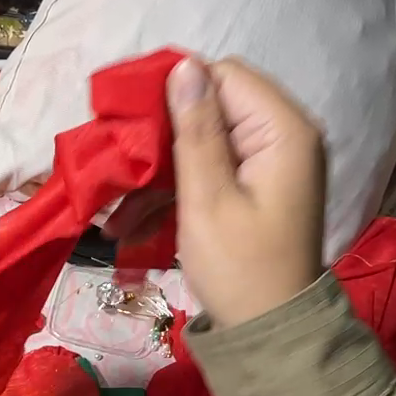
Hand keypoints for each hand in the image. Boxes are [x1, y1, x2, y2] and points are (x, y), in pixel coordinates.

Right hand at [108, 56, 325, 328]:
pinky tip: (131, 226)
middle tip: (115, 171)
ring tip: (113, 218)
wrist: (267, 329)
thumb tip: (184, 66)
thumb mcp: (207, 200)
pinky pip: (205, 176)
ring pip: (199, 148)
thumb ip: (195, 132)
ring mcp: (267, 165)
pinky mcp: (251, 190)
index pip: (224, 77)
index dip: (174, 91)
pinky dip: (170, 196)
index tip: (126, 123)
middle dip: (158, 141)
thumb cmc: (238, 267)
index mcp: (281, 131)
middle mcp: (281, 137)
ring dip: (155, 179)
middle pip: (210, 111)